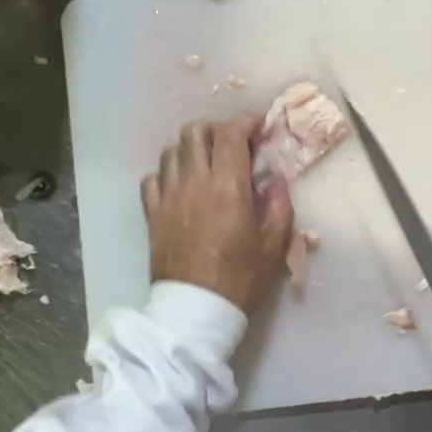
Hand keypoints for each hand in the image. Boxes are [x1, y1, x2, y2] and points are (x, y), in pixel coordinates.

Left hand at [142, 114, 294, 310]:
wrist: (196, 311)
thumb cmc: (240, 278)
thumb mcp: (274, 245)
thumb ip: (279, 205)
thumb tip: (276, 179)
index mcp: (227, 187)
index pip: (231, 134)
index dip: (246, 121)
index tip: (259, 125)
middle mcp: (194, 183)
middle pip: (195, 132)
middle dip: (216, 130)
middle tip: (232, 145)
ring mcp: (168, 197)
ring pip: (171, 150)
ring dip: (191, 149)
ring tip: (205, 163)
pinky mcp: (152, 214)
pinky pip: (152, 178)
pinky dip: (167, 173)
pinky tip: (180, 185)